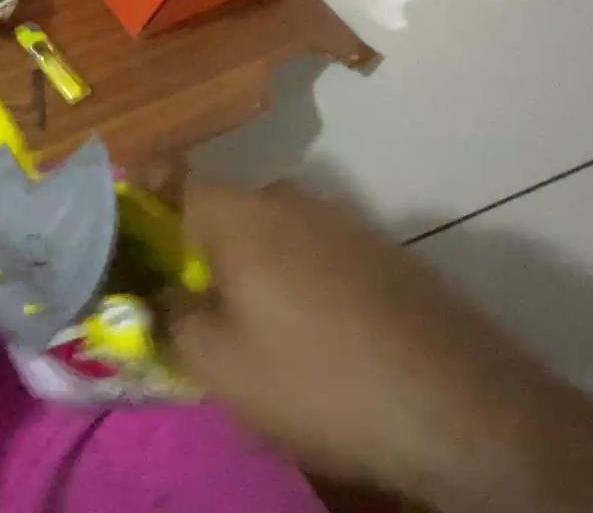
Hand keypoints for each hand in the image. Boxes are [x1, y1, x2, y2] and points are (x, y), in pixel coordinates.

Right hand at [169, 180, 592, 512]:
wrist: (476, 418)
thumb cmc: (321, 380)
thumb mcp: (216, 364)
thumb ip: (162, 318)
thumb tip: (145, 295)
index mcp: (238, 212)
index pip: (166, 174)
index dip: (133, 195)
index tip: (117, 231)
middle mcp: (288, 199)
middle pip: (216, 203)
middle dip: (188, 238)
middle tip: (179, 289)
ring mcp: (345, 223)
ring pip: (267, 227)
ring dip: (243, 258)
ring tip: (241, 313)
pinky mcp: (385, 255)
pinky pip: (311, 248)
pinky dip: (290, 272)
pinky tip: (304, 325)